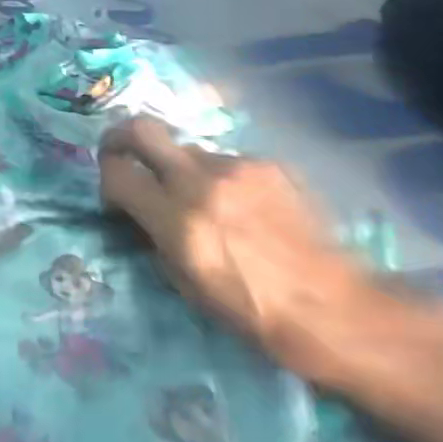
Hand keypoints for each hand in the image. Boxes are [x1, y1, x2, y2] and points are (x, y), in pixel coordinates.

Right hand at [99, 117, 406, 386]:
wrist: (336, 310)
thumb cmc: (253, 312)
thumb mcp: (186, 284)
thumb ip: (154, 238)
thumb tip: (139, 214)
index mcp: (177, 219)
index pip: (117, 172)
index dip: (106, 180)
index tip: (115, 198)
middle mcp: (201, 182)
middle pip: (142, 129)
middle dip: (121, 137)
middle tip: (121, 154)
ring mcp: (237, 167)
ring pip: (188, 150)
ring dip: (183, 169)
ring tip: (206, 203)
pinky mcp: (268, 164)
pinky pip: (227, 161)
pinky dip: (222, 179)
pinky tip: (245, 208)